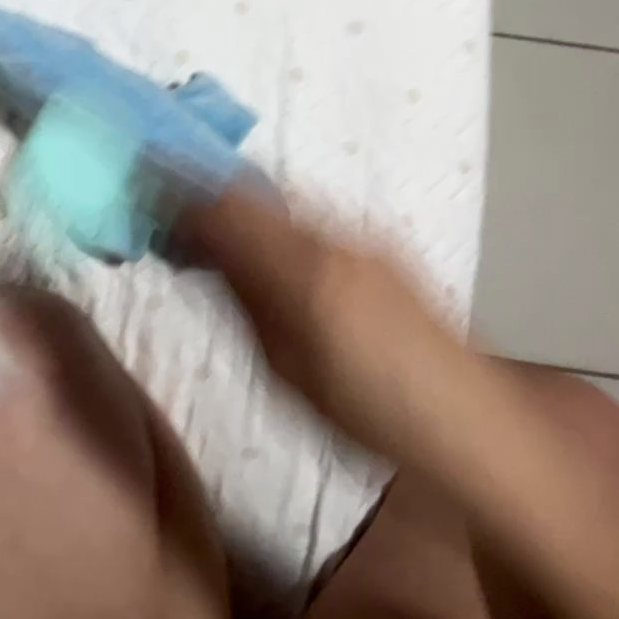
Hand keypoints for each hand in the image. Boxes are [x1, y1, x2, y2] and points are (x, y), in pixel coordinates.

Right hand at [180, 191, 465, 459]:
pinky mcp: (381, 247)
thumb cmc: (365, 410)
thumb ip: (241, 297)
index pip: (225, 206)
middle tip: (171, 213)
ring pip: (281, 198)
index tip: (145, 194)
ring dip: (238, 204)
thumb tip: (198, 252)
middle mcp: (336, 236)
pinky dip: (273, 220)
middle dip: (205, 192)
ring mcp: (364, 236)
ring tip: (211, 230)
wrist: (474, 427)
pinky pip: (310, 216)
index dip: (180, 192)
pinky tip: (267, 248)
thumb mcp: (283, 363)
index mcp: (307, 270)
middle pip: (251, 191)